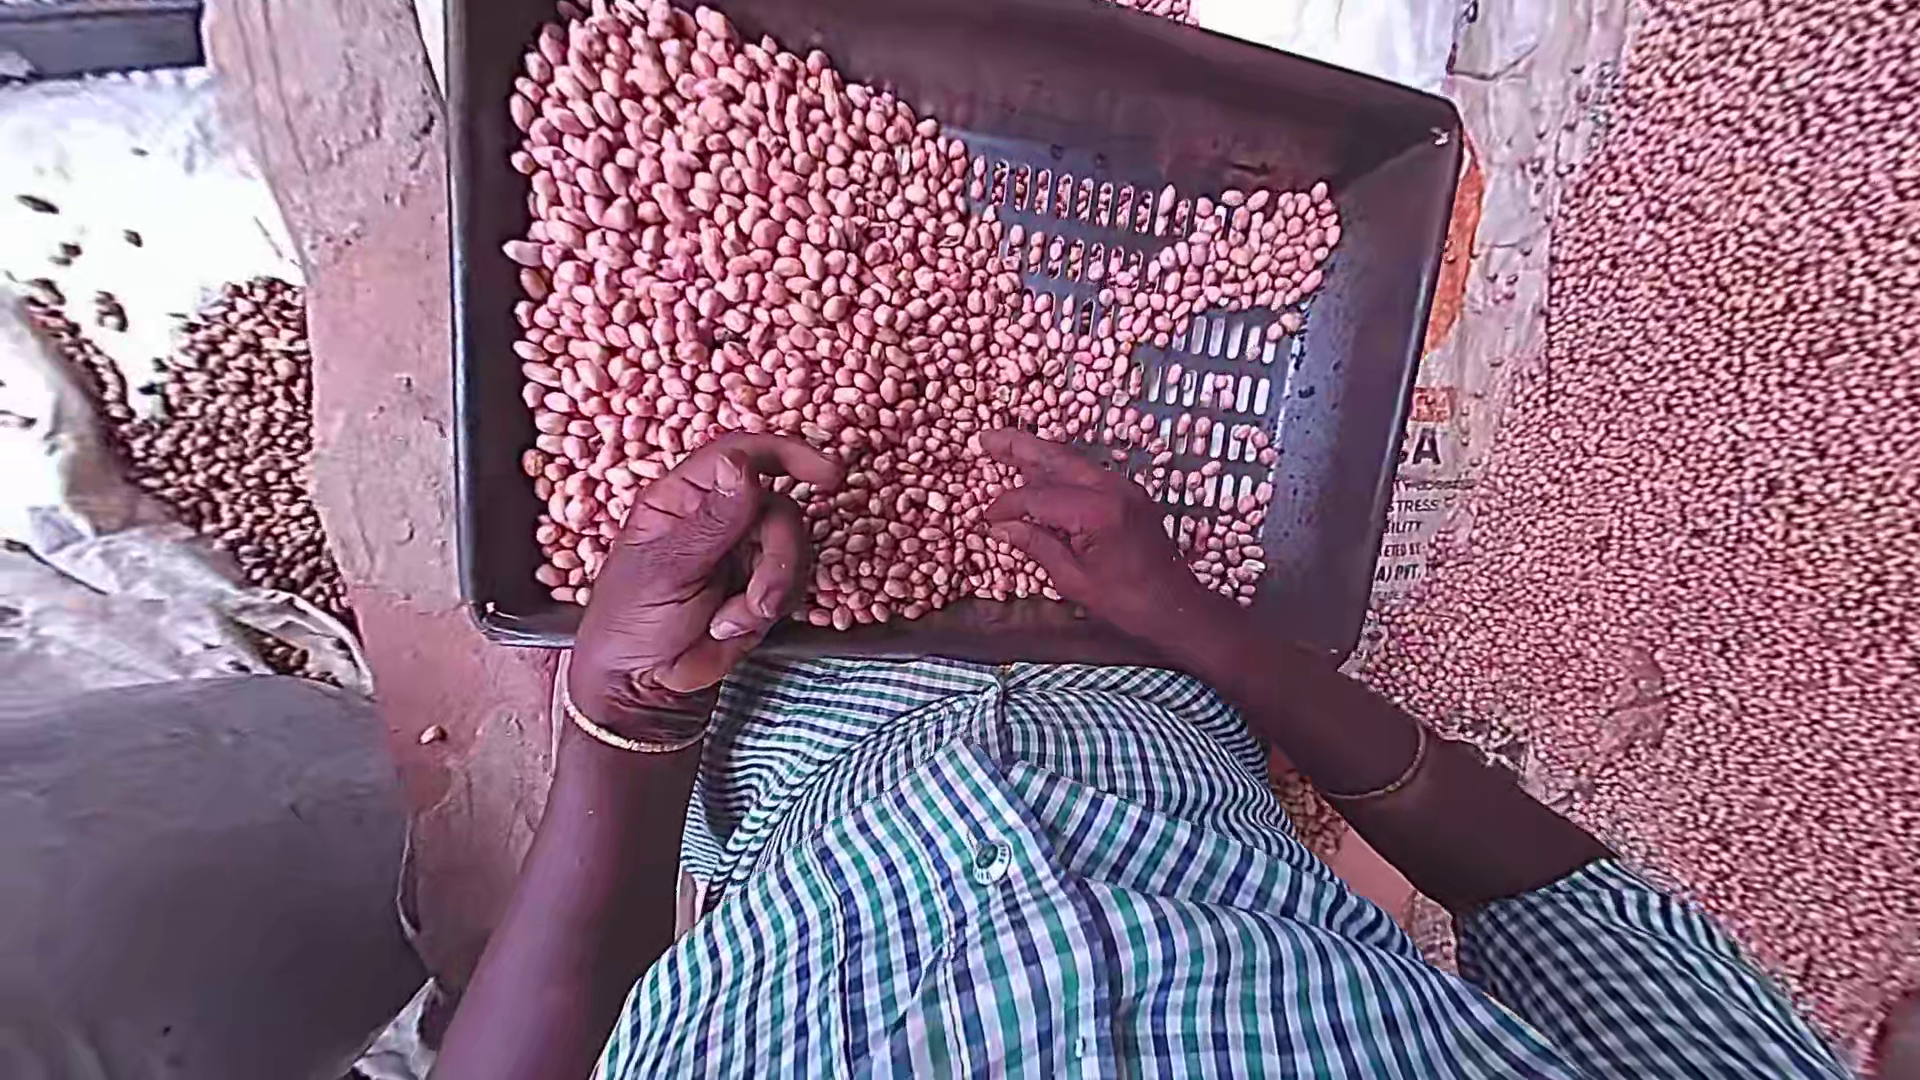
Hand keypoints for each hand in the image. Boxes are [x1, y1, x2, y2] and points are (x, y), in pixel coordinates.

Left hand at [567, 434, 842, 740]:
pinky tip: (734, 628)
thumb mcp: (667, 570)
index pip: (741, 455)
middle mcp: (720, 517)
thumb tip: (741, 465)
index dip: (788, 454)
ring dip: (772, 590)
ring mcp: (744, 551)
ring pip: (793, 548)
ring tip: (733, 623)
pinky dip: (769, 609)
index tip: (829, 474)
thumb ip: (712, 520)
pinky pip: (792, 582)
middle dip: (779, 558)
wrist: (645, 687)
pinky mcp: (761, 584)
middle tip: (760, 602)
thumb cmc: (633, 623)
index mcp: (684, 499)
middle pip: (780, 509)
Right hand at [980, 428, 1240, 648]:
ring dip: (1037, 453)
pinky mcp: (1128, 492)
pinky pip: (1086, 472)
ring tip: (1005, 445)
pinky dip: (1058, 469)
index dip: (1008, 504)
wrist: (1175, 604)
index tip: (988, 516)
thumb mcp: (1072, 579)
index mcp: (1096, 511)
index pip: (1038, 497)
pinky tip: (1038, 471)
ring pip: (1071, 459)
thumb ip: (1037, 545)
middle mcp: (1112, 488)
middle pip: (1056, 457)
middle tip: (986, 438)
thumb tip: (1001, 527)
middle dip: (1018, 446)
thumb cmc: (1125, 600)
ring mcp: (1123, 486)